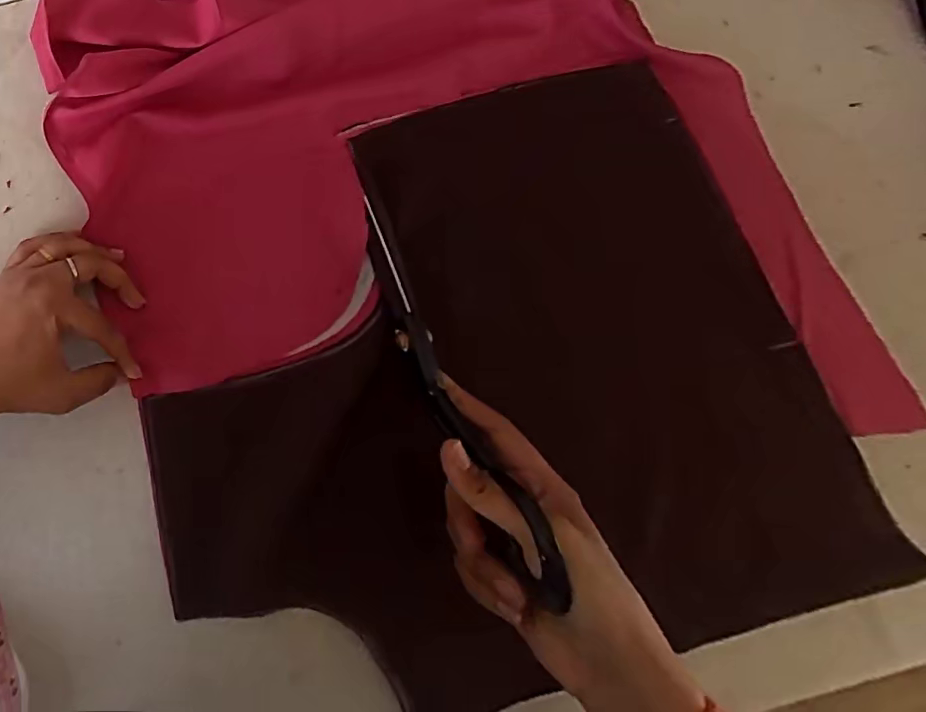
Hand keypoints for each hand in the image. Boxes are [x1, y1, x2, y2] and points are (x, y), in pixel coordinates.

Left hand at [0, 231, 147, 421]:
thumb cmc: (15, 385)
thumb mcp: (64, 392)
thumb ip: (98, 380)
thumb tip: (119, 372)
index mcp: (52, 305)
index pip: (98, 322)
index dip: (119, 347)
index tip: (131, 366)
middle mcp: (36, 280)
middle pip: (86, 264)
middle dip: (116, 278)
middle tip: (133, 295)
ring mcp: (18, 273)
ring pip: (60, 245)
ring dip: (89, 249)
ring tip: (111, 256)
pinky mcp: (6, 275)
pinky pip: (32, 246)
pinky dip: (53, 242)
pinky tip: (68, 246)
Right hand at [438, 376, 705, 711]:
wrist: (614, 671)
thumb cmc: (595, 594)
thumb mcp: (543, 539)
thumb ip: (490, 494)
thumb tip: (447, 446)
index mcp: (541, 490)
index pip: (497, 434)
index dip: (467, 404)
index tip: (436, 379)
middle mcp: (519, 508)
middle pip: (462, 487)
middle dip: (466, 522)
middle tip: (481, 545)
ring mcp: (509, 540)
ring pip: (460, 528)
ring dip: (480, 564)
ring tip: (513, 593)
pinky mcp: (498, 571)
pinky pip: (464, 562)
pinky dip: (484, 586)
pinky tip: (515, 606)